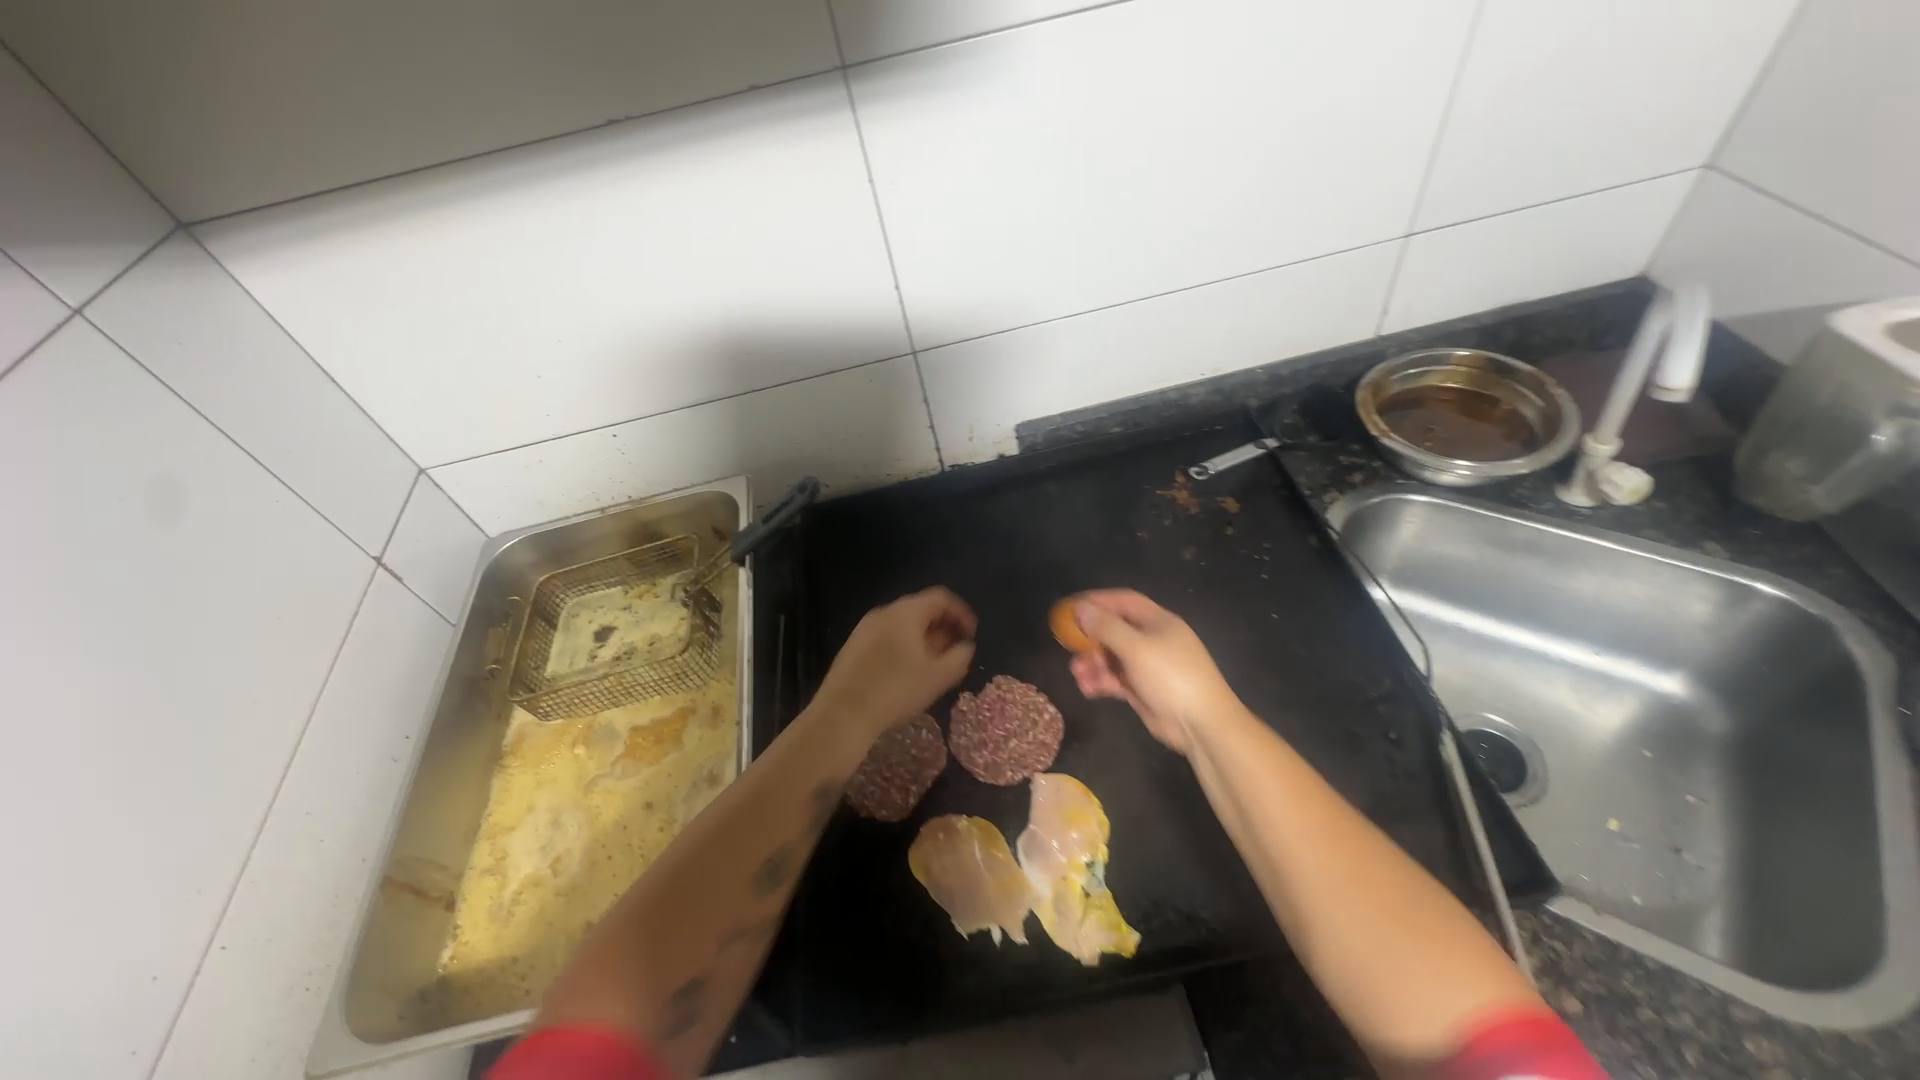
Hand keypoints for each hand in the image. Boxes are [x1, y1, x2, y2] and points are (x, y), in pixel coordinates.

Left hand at [811, 587, 976, 742]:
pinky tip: (907, 673)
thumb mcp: (939, 677)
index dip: (961, 613)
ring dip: (924, 640)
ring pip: (902, 625)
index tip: (972, 636)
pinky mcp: (852, 647)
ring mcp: (864, 629)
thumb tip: (965, 646)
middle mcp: (883, 613)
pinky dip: (904, 647)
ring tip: (934, 666)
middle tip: (955, 652)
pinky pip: (886, 638)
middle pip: (920, 609)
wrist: (842, 715)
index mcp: (905, 613)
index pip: (941, 598)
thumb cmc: (896, 691)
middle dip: (943, 628)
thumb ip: (960, 657)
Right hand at [1067, 589, 1243, 755]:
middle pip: (1114, 630)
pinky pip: (1115, 679)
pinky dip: (1100, 681)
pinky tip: (1087, 688)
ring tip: (1078, 673)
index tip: (1070, 607)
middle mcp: (1151, 639)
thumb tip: (1081, 608)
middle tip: (1069, 646)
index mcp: (1157, 622)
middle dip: (1090, 638)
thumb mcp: (1137, 648)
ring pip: (1111, 657)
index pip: (1124, 601)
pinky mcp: (1141, 689)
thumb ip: (1107, 627)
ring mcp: (1146, 666)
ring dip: (1092, 662)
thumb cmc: (1171, 676)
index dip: (1097, 601)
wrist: (1200, 723)